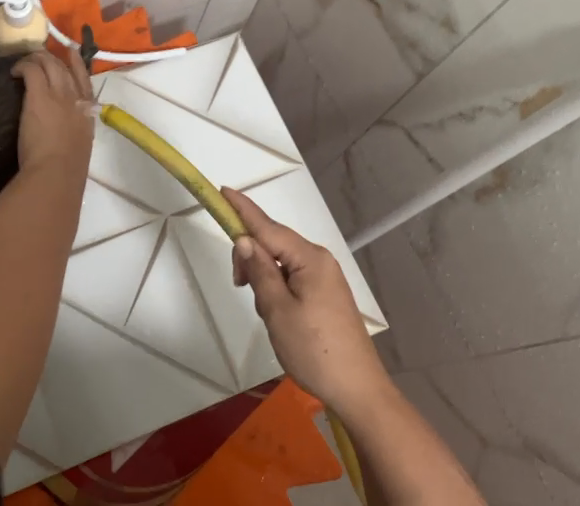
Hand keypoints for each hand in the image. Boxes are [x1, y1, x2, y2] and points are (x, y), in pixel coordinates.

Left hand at [11, 49, 94, 178]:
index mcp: (88, 110)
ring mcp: (57, 93)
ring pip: (48, 63)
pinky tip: (14, 71)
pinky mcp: (38, 94)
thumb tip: (69, 129)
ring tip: (25, 62)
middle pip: (64, 67)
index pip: (84, 79)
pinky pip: (31, 70)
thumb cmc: (68, 166)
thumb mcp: (81, 142)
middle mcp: (75, 96)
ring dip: (36, 59)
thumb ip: (76, 128)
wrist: (57, 170)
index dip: (77, 63)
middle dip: (51, 59)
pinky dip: (22, 66)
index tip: (72, 53)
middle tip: (38, 58)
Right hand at [227, 186, 389, 416]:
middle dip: (251, 257)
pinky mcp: (326, 294)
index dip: (243, 210)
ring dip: (264, 277)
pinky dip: (277, 287)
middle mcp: (319, 260)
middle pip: (274, 243)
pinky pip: (292, 277)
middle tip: (239, 286)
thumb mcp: (278, 310)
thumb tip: (244, 239)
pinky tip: (277, 312)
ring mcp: (325, 277)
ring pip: (281, 263)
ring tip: (266, 312)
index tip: (222, 190)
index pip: (268, 227)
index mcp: (309, 259)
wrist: (357, 390)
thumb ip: (259, 272)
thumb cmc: (314, 350)